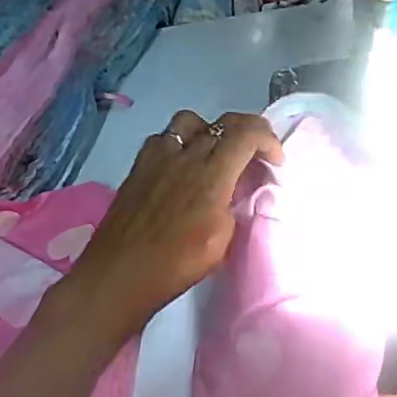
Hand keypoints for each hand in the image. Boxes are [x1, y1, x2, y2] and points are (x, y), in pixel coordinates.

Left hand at [51, 110, 282, 338]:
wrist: (120, 274)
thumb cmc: (176, 264)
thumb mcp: (221, 241)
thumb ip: (232, 207)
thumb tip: (231, 192)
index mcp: (211, 175)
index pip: (246, 134)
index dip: (268, 140)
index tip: (275, 162)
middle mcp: (184, 156)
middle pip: (222, 123)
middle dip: (247, 133)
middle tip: (255, 156)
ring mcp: (157, 158)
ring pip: (189, 122)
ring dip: (211, 132)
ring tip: (215, 157)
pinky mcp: (138, 167)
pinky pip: (163, 139)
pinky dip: (180, 144)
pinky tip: (181, 168)